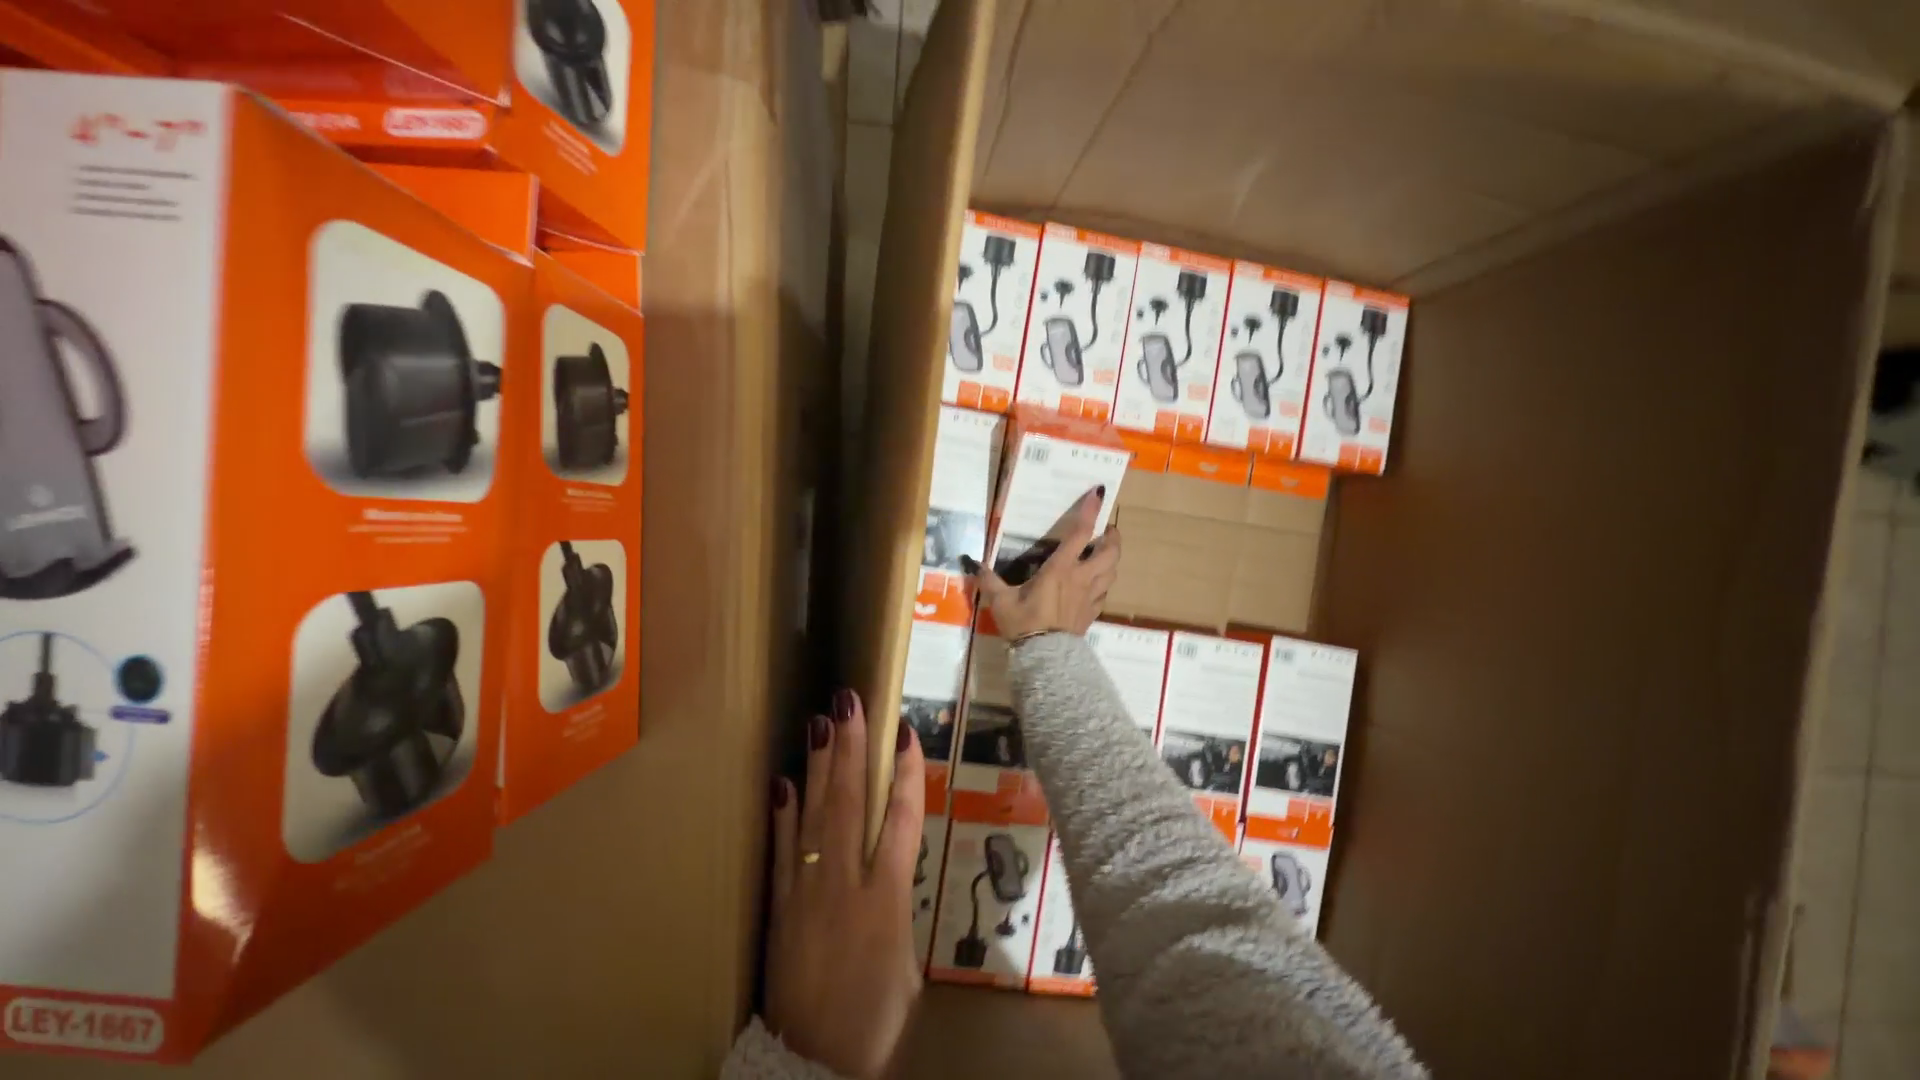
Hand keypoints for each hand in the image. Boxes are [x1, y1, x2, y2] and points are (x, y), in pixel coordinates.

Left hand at [766, 689, 925, 1078]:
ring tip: (820, 721)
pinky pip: (782, 849)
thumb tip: (891, 881)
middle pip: (850, 803)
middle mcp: (845, 883)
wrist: (812, 1062)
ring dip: (819, 766)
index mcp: (887, 899)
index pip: (900, 822)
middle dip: (852, 748)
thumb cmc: (875, 1023)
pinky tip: (784, 779)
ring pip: (814, 816)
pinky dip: (783, 812)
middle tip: (849, 701)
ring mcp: (807, 890)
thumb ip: (898, 915)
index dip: (905, 775)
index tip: (905, 734)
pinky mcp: (780, 905)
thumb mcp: (907, 970)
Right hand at [960, 486, 1120, 638]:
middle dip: (1112, 537)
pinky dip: (1103, 582)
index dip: (1090, 511)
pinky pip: (1104, 592)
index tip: (1098, 493)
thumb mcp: (1002, 601)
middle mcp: (1082, 578)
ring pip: (1112, 571)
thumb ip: (988, 580)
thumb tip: (971, 562)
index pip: (1080, 533)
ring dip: (1111, 559)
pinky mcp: (1092, 613)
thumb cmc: (1025, 623)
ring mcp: (1091, 596)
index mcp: (1061, 569)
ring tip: (1102, 553)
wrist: (1045, 658)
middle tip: (1106, 531)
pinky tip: (1094, 584)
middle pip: (1110, 552)